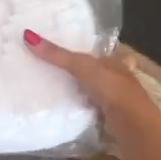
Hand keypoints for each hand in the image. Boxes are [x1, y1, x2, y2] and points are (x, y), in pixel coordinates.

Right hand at [23, 30, 160, 137]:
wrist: (132, 124)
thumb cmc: (111, 88)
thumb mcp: (82, 66)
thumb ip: (58, 55)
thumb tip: (27, 35)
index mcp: (115, 63)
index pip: (95, 55)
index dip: (78, 54)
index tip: (57, 54)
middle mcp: (118, 80)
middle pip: (93, 74)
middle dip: (77, 75)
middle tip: (49, 73)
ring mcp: (116, 101)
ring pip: (93, 93)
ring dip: (78, 93)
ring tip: (52, 92)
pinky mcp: (111, 120)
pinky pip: (91, 111)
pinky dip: (81, 110)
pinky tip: (67, 111)